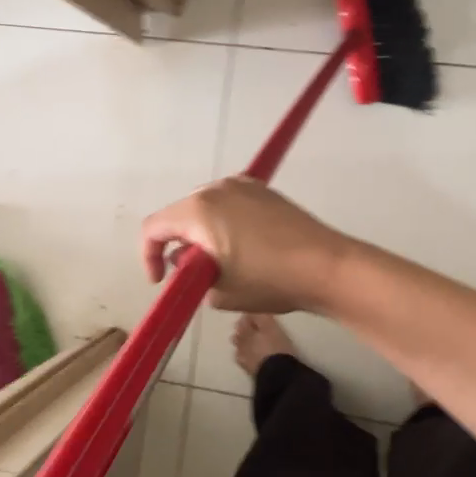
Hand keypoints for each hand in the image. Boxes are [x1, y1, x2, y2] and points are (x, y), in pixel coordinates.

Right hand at [139, 178, 350, 312]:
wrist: (327, 266)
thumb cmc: (269, 280)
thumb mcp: (220, 291)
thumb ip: (192, 276)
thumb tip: (190, 262)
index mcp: (198, 211)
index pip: (154, 227)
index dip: (149, 255)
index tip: (160, 280)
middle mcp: (216, 189)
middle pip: (179, 214)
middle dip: (178, 243)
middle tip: (191, 274)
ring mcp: (242, 185)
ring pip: (205, 208)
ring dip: (201, 233)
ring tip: (219, 263)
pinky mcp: (264, 191)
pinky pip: (229, 204)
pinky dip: (223, 223)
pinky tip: (242, 248)